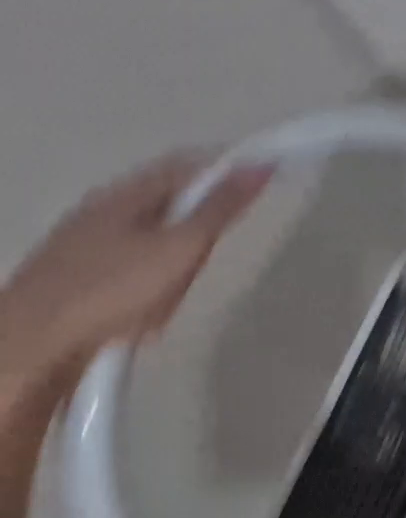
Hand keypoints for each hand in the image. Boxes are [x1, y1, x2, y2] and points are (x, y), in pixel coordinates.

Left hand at [0, 153, 272, 391]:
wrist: (26, 354)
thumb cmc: (111, 289)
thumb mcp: (182, 245)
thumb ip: (223, 205)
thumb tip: (261, 165)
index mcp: (125, 193)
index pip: (193, 163)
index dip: (234, 167)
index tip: (269, 182)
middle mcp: (102, 211)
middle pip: (176, 204)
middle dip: (201, 230)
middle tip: (207, 256)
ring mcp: (84, 247)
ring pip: (158, 241)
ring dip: (177, 264)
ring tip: (171, 295)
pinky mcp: (77, 281)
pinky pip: (135, 270)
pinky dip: (152, 286)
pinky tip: (146, 312)